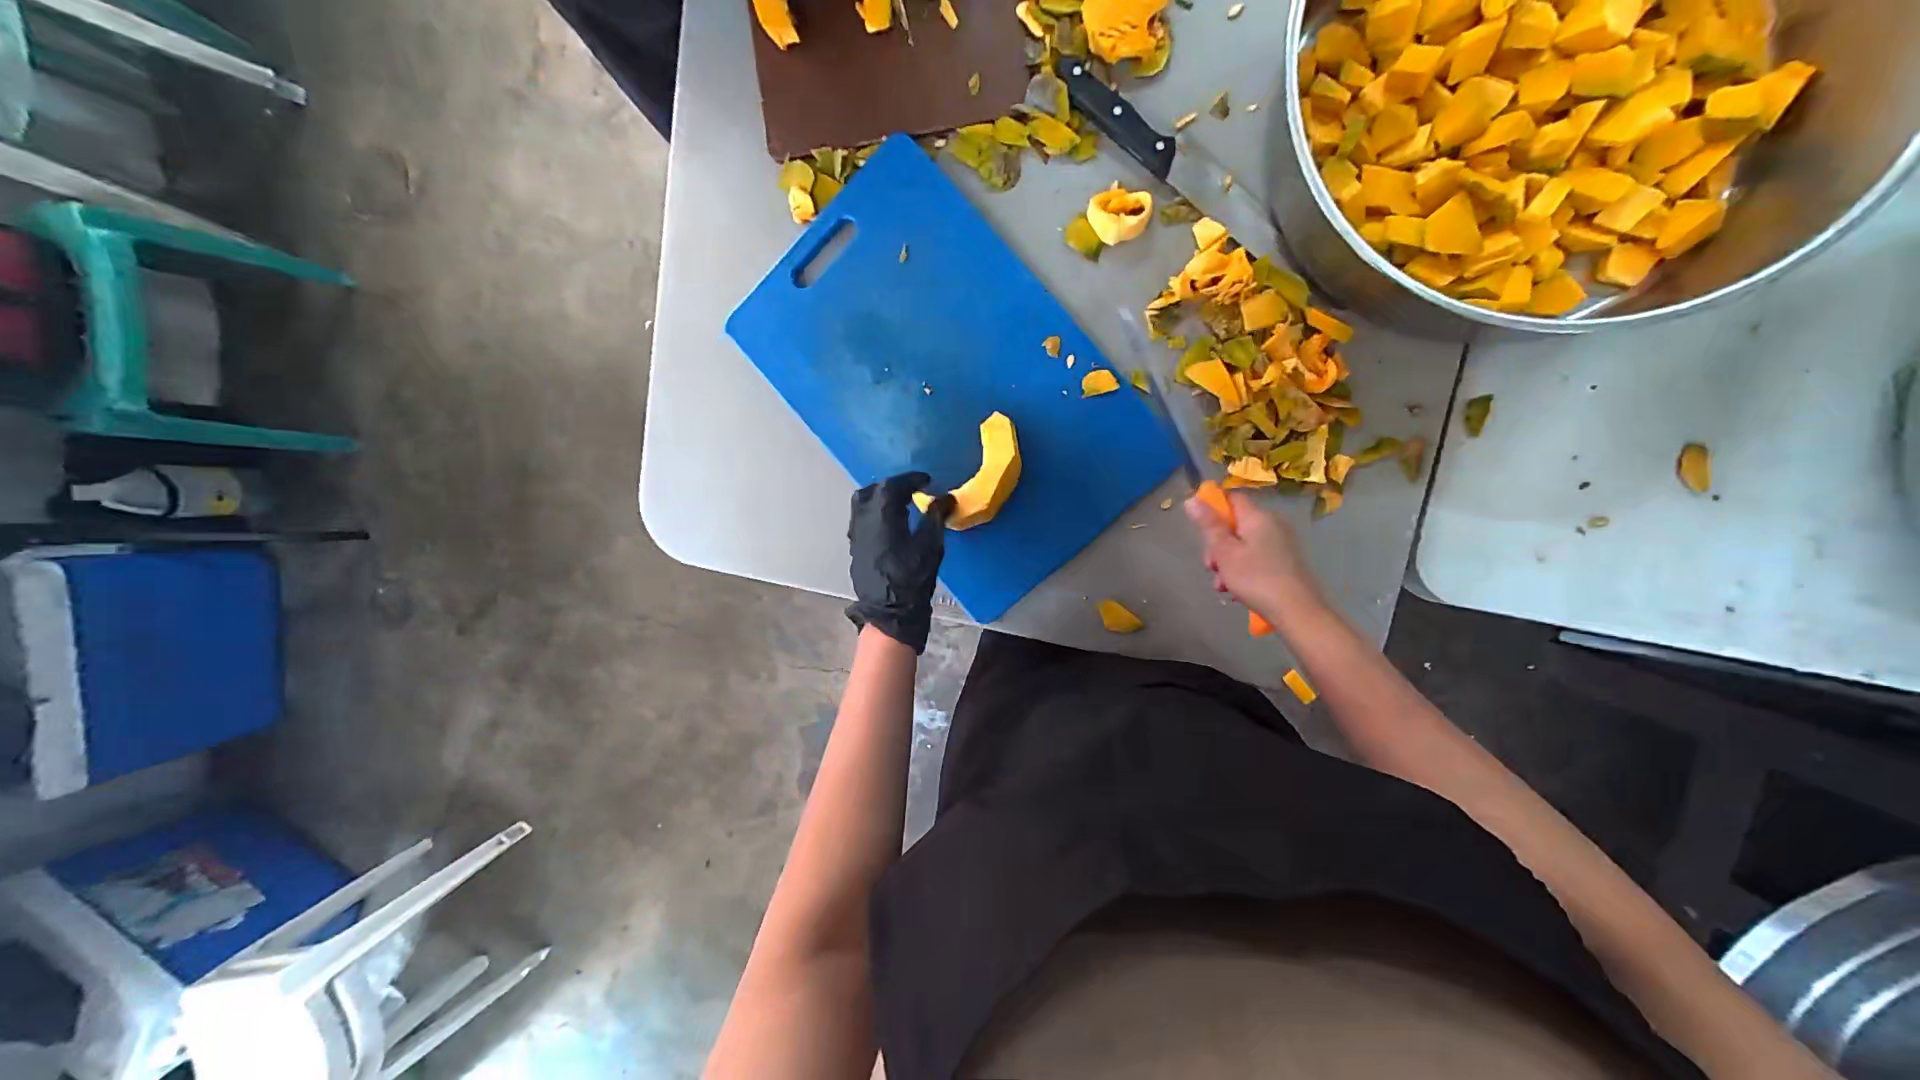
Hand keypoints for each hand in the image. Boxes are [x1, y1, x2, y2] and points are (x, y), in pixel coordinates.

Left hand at [845, 472, 950, 653]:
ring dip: (881, 498)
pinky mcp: (854, 547)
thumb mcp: (931, 546)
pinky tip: (889, 524)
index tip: (926, 480)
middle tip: (913, 490)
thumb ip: (936, 517)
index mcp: (882, 514)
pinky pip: (861, 519)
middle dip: (894, 486)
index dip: (912, 479)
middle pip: (874, 490)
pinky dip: (875, 513)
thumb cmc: (912, 578)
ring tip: (900, 504)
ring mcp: (855, 533)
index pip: (895, 485)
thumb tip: (946, 498)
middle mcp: (863, 518)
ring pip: (864, 503)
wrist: (889, 612)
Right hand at [1185, 490, 1322, 621]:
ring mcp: (1281, 544)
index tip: (1200, 529)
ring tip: (1222, 586)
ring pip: (1243, 545)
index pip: (1232, 498)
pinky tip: (1236, 591)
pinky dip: (1243, 570)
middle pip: (1235, 525)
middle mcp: (1272, 524)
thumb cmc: (1255, 578)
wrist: (1297, 611)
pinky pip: (1256, 558)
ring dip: (1227, 563)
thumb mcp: (1224, 552)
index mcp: (1257, 517)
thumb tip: (1192, 498)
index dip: (1213, 507)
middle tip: (1210, 567)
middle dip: (1217, 545)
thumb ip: (1208, 525)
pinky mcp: (1285, 562)